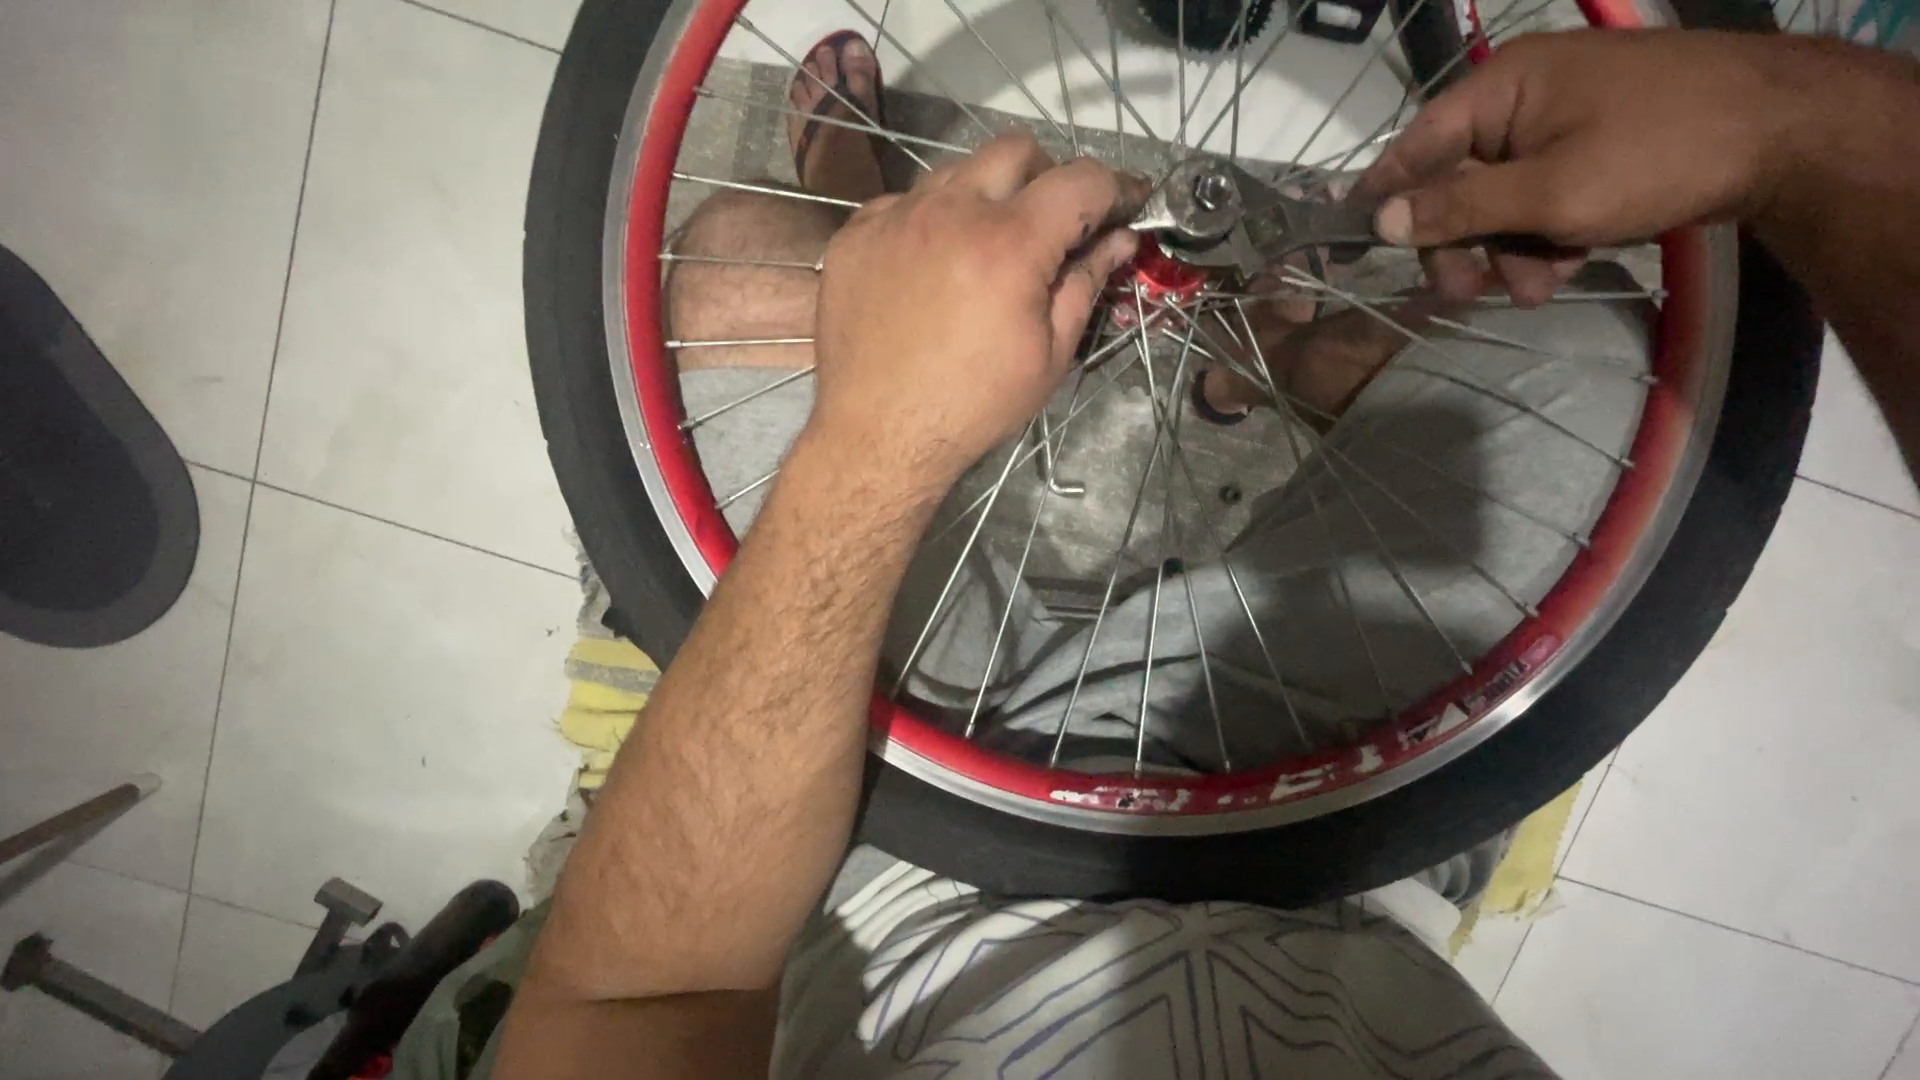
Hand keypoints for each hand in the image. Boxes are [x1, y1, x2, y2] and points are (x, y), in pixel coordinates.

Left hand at [809, 134, 1145, 489]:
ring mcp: (894, 217)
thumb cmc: (973, 406)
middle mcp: (949, 211)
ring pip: (955, 173)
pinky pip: (904, 204)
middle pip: (1015, 151)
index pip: (1079, 180)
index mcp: (1008, 243)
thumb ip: (1085, 285)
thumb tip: (1119, 239)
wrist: (878, 435)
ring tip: (982, 253)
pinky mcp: (855, 236)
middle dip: (1046, 177)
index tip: (1125, 204)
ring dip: (983, 199)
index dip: (1115, 187)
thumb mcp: (1047, 356)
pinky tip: (929, 270)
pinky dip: (929, 223)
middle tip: (1049, 227)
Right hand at [1354, 29, 1810, 304]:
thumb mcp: (1546, 194)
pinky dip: (1539, 239)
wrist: (1791, 139)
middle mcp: (1520, 101)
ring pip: (1494, 203)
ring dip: (1504, 253)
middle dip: (1461, 244)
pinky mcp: (1583, 149)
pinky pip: (1533, 200)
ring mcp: (1555, 125)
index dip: (1384, 197)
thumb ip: (1455, 210)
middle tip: (1465, 292)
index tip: (1356, 244)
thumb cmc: (1658, 154)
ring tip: (1537, 288)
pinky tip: (1563, 266)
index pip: (1415, 146)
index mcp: (1504, 89)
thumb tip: (1378, 222)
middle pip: (1453, 185)